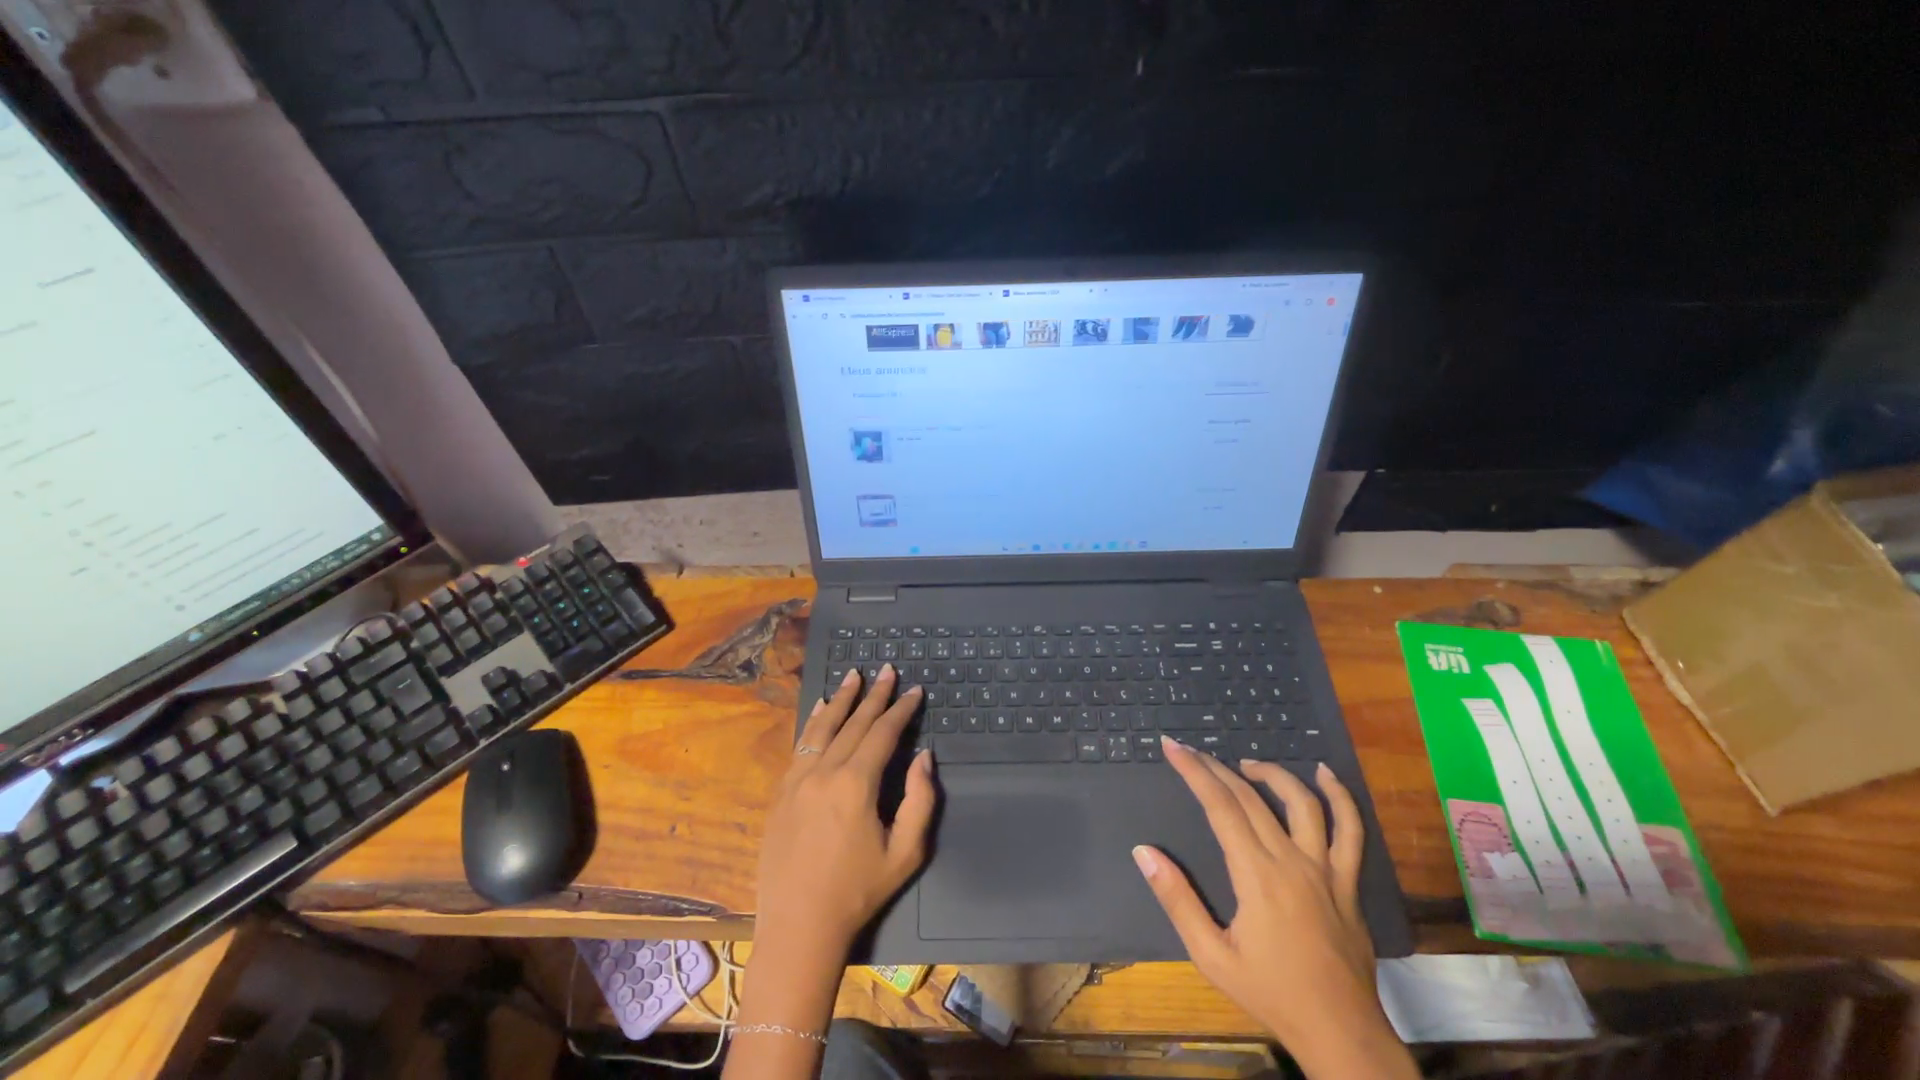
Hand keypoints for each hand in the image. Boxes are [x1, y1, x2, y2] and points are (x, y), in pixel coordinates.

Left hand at [754, 664, 935, 952]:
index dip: (901, 710)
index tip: (914, 689)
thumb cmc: (858, 891)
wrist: (799, 925)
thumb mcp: (906, 852)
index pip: (882, 734)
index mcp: (856, 785)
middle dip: (873, 696)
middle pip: (853, 724)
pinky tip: (821, 710)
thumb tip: (923, 756)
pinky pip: (800, 746)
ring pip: (822, 728)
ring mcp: (797, 781)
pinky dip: (814, 723)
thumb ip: (920, 800)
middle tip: (887, 669)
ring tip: (854, 676)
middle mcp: (823, 772)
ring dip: (841, 700)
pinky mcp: (780, 793)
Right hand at [1134, 739, 1415, 1078]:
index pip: (1221, 807)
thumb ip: (1178, 900)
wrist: (1339, 1029)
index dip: (1195, 772)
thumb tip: (1144, 852)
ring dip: (1273, 775)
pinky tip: (1326, 776)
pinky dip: (1341, 797)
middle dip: (1218, 769)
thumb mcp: (1210, 955)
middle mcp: (1292, 861)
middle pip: (1253, 799)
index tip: (1173, 748)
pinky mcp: (1349, 882)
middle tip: (1193, 751)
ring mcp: (1326, 868)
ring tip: (1247, 764)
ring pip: (1303, 803)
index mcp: (1256, 875)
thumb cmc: (1269, 993)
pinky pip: (1351, 830)